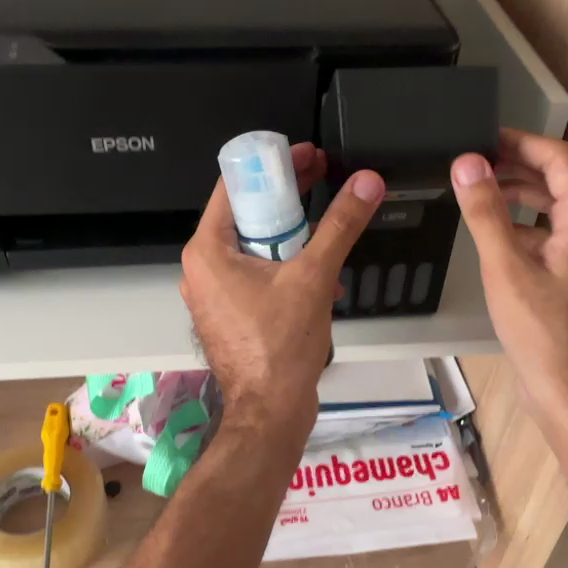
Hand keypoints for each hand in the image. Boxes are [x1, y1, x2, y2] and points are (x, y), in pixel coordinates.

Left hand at [181, 142, 383, 439]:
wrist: (270, 412)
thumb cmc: (281, 345)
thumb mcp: (314, 277)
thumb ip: (339, 226)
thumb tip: (366, 183)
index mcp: (207, 251)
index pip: (233, 186)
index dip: (271, 165)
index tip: (306, 156)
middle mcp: (201, 269)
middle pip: (246, 216)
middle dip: (288, 200)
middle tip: (324, 181)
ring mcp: (213, 295)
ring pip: (254, 248)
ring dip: (293, 239)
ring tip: (329, 234)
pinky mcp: (229, 316)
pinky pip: (256, 277)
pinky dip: (285, 270)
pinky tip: (322, 280)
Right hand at [452, 130, 567, 418]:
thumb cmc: (543, 333)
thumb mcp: (506, 267)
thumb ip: (486, 212)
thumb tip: (468, 164)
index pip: (559, 160)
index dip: (521, 143)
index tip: (486, 137)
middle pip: (560, 182)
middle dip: (518, 168)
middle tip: (476, 164)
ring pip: (557, 211)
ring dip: (521, 197)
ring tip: (480, 193)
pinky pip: (555, 238)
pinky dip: (526, 228)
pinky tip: (496, 237)